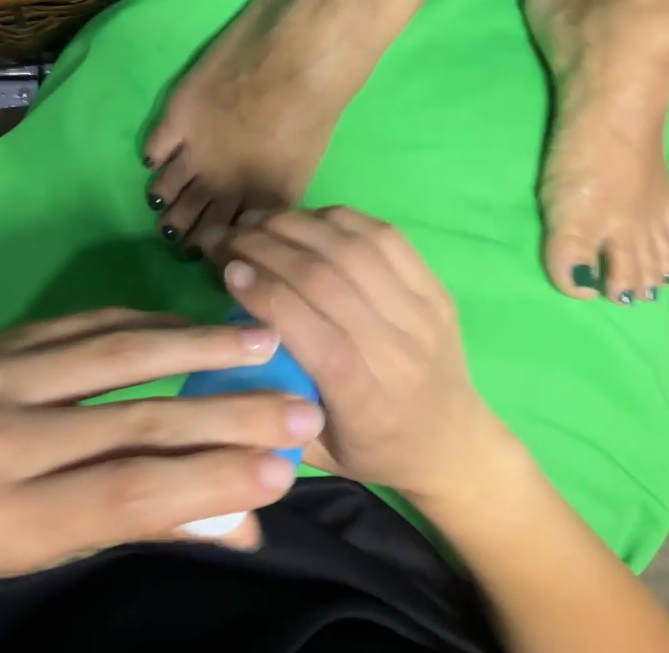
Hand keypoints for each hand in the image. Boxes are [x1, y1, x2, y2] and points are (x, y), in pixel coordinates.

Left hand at [0, 308, 325, 593]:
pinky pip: (94, 322)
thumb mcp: (63, 550)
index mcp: (10, 518)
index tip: (283, 471)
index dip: (210, 480)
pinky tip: (201, 327)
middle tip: (299, 408)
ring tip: (264, 344)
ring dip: (201, 346)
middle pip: (134, 419)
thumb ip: (152, 528)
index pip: (127, 493)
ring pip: (119, 352)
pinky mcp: (7, 339)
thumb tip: (250, 520)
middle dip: (228, 413)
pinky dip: (156, 323)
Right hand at [220, 207, 512, 500]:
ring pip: (353, 248)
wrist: (452, 445)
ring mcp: (423, 314)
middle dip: (267, 247)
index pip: (313, 331)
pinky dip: (337, 219)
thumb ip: (267, 402)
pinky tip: (304, 219)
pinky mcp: (435, 289)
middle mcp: (398, 351)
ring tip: (258, 221)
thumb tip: (216, 345)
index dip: (266, 293)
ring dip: (297, 225)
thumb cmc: (371, 450)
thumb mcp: (311, 449)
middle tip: (228, 236)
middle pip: (328, 279)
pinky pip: (384, 236)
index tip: (227, 270)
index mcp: (365, 399)